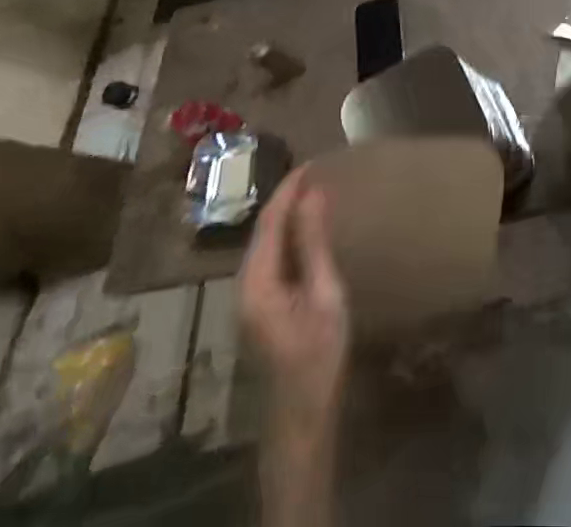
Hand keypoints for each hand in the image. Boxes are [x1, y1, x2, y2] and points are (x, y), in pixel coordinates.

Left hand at [240, 168, 349, 433]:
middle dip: (287, 197)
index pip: (270, 221)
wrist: (302, 408)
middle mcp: (245, 283)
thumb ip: (314, 244)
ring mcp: (251, 295)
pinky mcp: (262, 302)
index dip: (289, 189)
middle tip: (318, 171)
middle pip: (264, 229)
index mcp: (257, 280)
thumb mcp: (324, 295)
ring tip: (314, 190)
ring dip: (287, 214)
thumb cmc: (319, 354)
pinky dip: (288, 234)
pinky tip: (307, 229)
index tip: (313, 162)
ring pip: (266, 242)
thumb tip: (314, 195)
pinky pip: (272, 256)